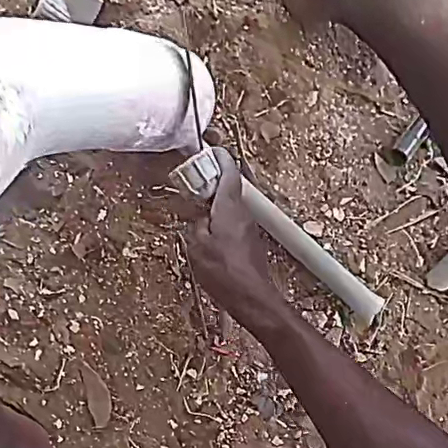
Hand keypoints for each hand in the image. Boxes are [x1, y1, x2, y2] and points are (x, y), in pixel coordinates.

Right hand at [186, 150, 285, 325]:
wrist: (252, 299)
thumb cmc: (226, 274)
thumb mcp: (198, 246)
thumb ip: (196, 225)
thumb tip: (199, 218)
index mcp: (230, 207)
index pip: (229, 171)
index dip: (219, 157)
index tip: (209, 149)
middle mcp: (243, 213)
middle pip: (230, 187)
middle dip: (212, 180)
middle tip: (194, 180)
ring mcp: (248, 228)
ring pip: (230, 205)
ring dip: (215, 202)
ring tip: (197, 208)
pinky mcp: (249, 243)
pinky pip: (233, 222)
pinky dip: (220, 220)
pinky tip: (208, 233)